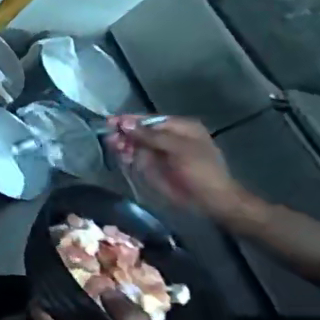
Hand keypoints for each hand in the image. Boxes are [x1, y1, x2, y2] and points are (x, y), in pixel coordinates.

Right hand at [108, 115, 250, 221]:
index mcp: (180, 127)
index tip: (110, 121)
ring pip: (135, 144)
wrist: (209, 199)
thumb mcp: (178, 148)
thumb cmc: (200, 169)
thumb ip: (150, 135)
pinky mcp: (152, 167)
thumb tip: (124, 123)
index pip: (149, 120)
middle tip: (110, 137)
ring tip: (113, 146)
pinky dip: (126, 156)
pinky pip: (135, 157)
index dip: (130, 120)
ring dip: (123, 144)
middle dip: (124, 133)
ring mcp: (158, 153)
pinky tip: (120, 156)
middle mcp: (167, 137)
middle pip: (139, 131)